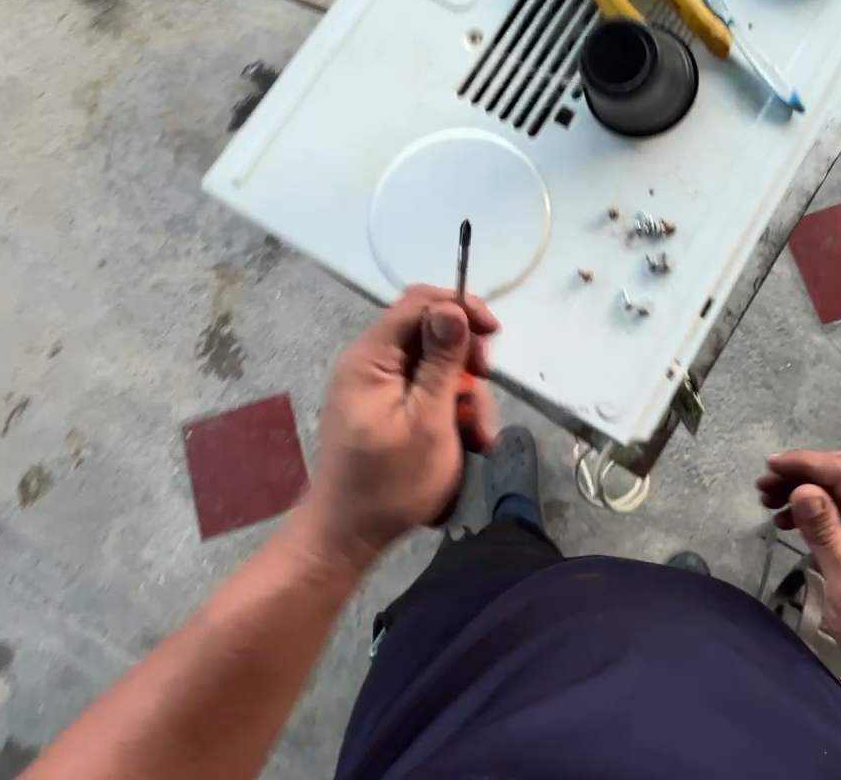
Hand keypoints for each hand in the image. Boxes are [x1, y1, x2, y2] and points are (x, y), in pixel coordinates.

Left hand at [302, 286, 500, 568]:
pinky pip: (427, 391)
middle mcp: (372, 362)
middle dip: (467, 358)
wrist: (348, 537)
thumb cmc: (389, 482)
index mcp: (372, 357)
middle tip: (487, 384)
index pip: (420, 302)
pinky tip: (468, 441)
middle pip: (431, 332)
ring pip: (436, 366)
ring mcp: (379, 386)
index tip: (493, 335)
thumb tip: (454, 307)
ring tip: (481, 436)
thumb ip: (442, 361)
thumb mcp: (427, 420)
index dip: (461, 308)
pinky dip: (452, 410)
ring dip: (466, 393)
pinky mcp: (388, 408)